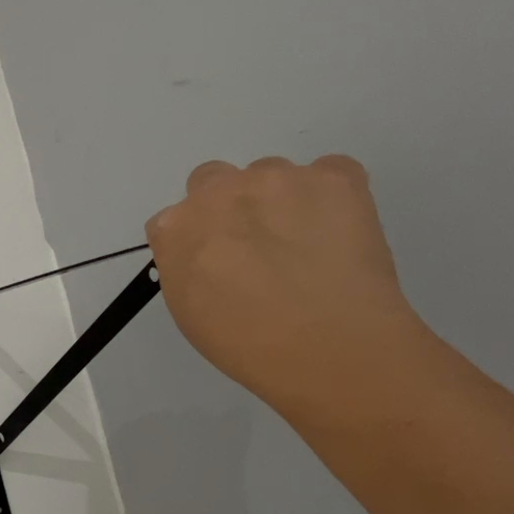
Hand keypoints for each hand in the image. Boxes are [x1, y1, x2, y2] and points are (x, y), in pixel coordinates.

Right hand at [146, 155, 437, 419]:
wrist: (325, 343)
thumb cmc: (243, 341)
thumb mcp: (186, 308)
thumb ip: (185, 264)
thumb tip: (207, 254)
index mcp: (174, 227)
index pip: (175, 219)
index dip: (197, 240)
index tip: (216, 264)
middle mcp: (217, 190)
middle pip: (213, 180)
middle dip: (229, 206)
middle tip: (256, 246)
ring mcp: (276, 178)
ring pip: (271, 174)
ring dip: (279, 199)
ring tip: (306, 243)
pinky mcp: (334, 177)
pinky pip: (330, 170)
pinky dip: (332, 193)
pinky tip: (339, 229)